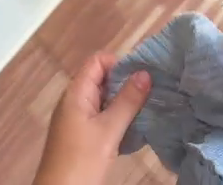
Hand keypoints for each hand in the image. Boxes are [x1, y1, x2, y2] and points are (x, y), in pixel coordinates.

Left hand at [33, 52, 151, 184]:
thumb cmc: (81, 161)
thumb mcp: (108, 131)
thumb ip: (127, 101)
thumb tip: (145, 72)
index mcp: (76, 92)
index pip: (98, 60)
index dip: (119, 63)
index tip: (141, 78)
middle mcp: (74, 100)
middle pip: (101, 79)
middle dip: (124, 84)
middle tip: (149, 95)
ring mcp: (75, 119)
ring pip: (102, 100)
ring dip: (122, 104)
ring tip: (145, 111)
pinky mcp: (79, 137)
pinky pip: (100, 118)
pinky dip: (115, 120)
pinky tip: (132, 131)